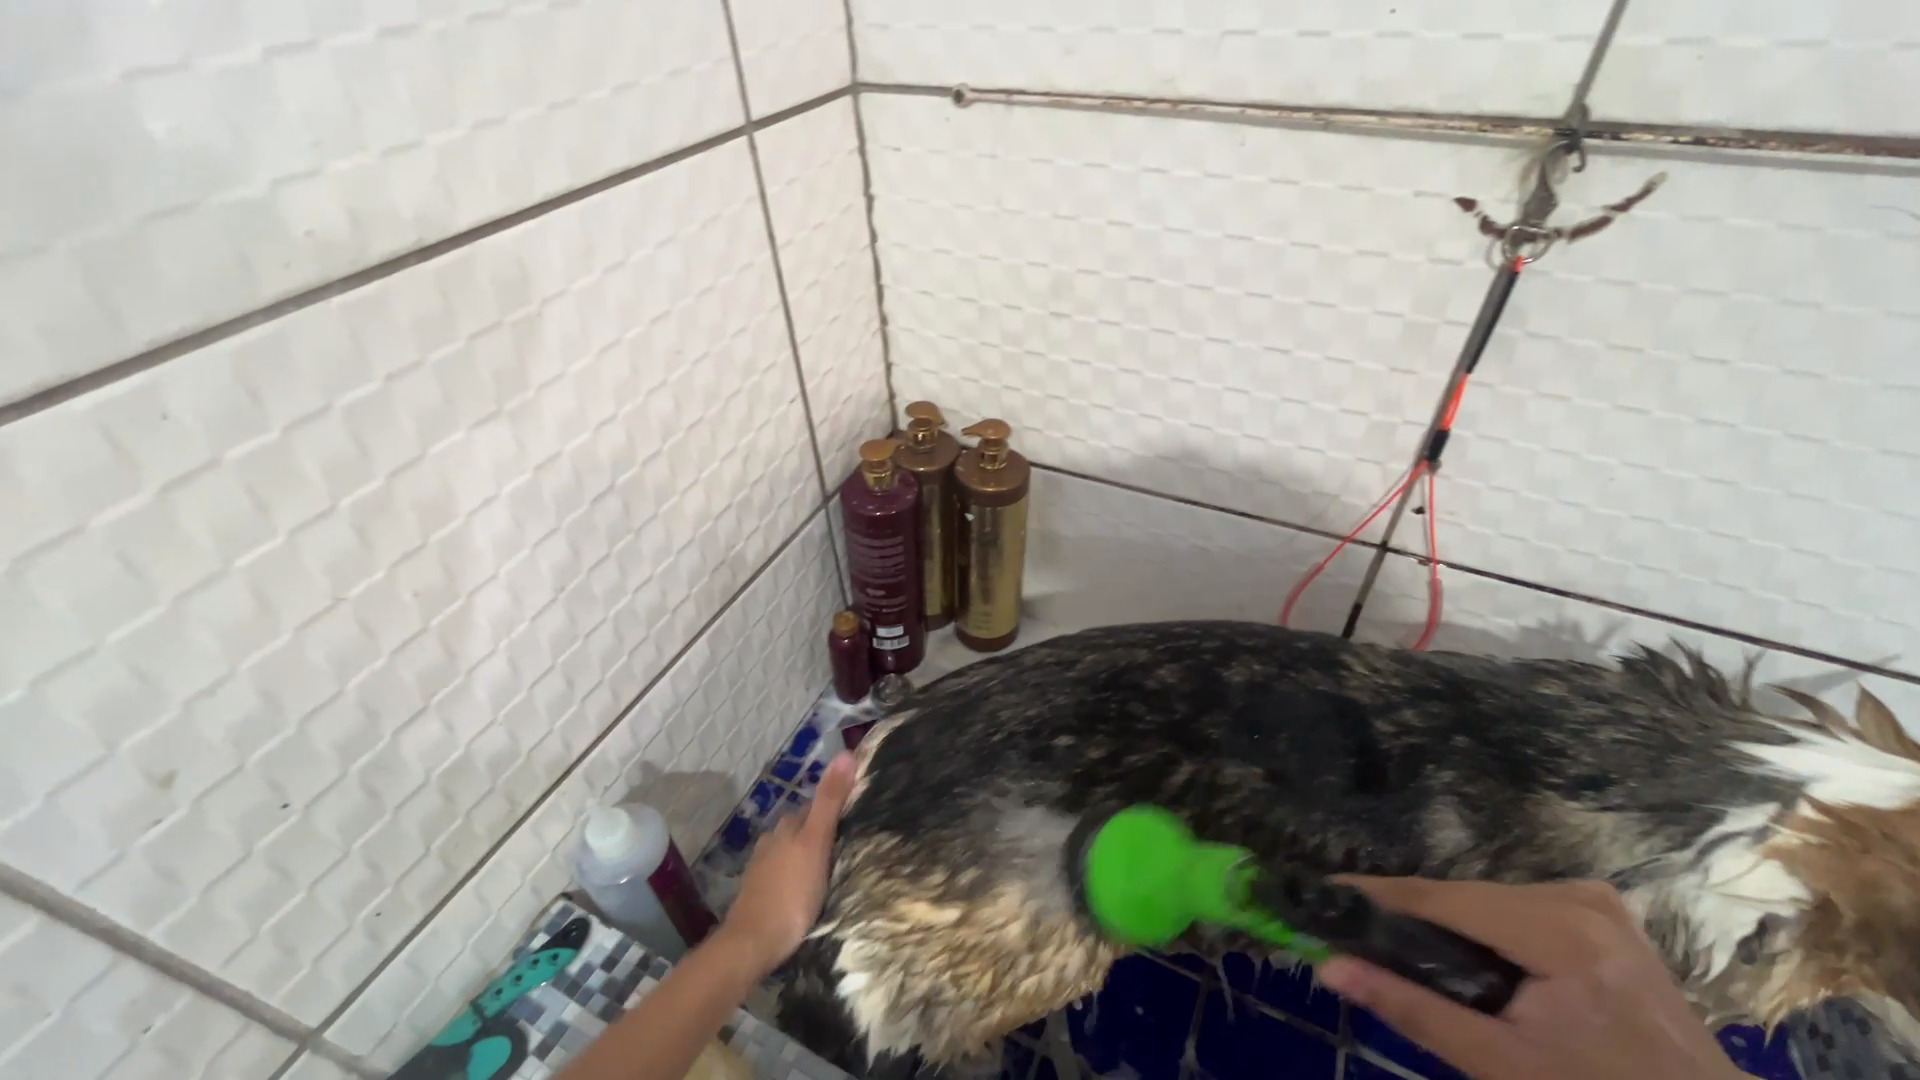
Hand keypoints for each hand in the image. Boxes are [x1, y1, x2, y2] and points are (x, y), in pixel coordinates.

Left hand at [716, 753, 857, 975]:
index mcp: (787, 826)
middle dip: (823, 831)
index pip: (816, 805)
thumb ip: (830, 800)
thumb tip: (845, 752)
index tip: (859, 813)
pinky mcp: (759, 892)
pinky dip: (798, 874)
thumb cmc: (791, 892)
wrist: (752, 943)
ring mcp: (762, 867)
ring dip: (810, 854)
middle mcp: (772, 840)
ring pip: (793, 850)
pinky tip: (810, 888)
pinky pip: (785, 873)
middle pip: (803, 827)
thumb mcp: (817, 843)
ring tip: (835, 866)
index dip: (836, 806)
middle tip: (853, 842)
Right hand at [1317, 878, 1745, 1079]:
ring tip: (1409, 955)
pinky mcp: (1603, 910)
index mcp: (1560, 932)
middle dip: (1409, 915)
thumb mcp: (1502, 1066)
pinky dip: (1482, 927)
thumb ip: (1411, 1009)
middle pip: (1463, 894)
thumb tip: (1329, 967)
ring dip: (1445, 921)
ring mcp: (1596, 899)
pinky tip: (1471, 960)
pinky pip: (1516, 905)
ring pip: (1487, 897)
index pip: (1442, 897)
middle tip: (1358, 939)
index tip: (1320, 891)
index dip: (1375, 894)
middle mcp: (1579, 897)